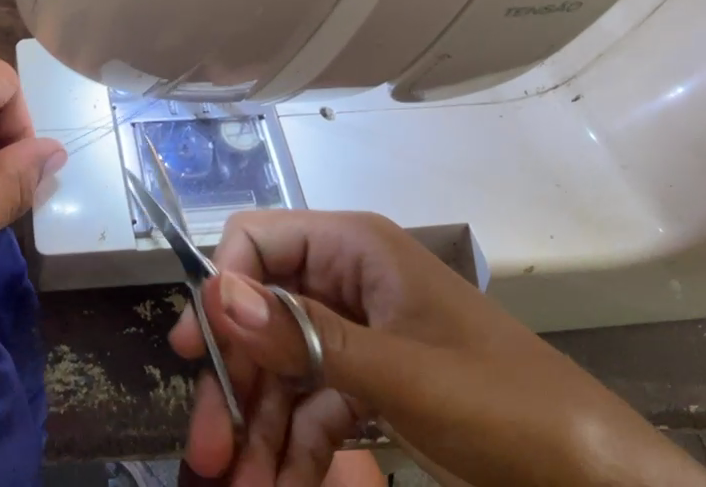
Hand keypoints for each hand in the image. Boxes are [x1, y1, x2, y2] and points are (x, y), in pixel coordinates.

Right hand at [169, 212, 705, 486]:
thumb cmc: (510, 412)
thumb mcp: (403, 376)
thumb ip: (305, 335)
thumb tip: (216, 295)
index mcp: (356, 250)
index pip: (258, 243)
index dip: (220, 289)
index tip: (195, 355)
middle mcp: (348, 283)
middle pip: (261, 317)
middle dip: (236, 386)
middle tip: (206, 455)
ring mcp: (361, 338)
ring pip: (283, 371)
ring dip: (260, 431)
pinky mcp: (374, 387)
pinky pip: (315, 409)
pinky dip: (295, 448)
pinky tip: (281, 486)